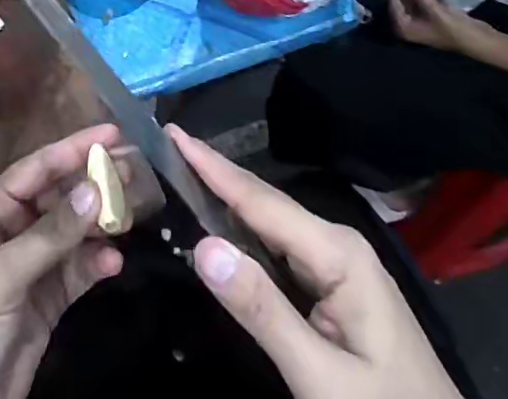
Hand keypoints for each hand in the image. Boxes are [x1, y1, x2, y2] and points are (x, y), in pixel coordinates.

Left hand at [0, 124, 124, 398]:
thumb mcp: (0, 275)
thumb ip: (51, 233)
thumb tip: (97, 188)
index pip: (34, 170)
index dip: (72, 149)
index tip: (112, 133)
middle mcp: (9, 235)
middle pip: (58, 199)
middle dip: (93, 184)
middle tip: (133, 168)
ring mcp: (28, 271)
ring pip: (72, 235)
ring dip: (100, 225)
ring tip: (132, 215)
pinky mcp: (43, 305)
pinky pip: (75, 273)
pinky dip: (95, 265)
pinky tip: (114, 263)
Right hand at [170, 125, 464, 398]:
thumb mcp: (321, 375)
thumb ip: (263, 311)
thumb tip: (203, 245)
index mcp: (338, 251)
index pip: (261, 201)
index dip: (213, 167)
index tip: (173, 133)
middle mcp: (336, 243)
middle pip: (265, 202)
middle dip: (216, 172)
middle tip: (170, 144)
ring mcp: (336, 262)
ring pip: (270, 222)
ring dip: (226, 197)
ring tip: (183, 171)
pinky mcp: (331, 284)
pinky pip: (279, 248)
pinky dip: (243, 229)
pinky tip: (219, 222)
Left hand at [388, 0, 500, 56]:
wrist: (479, 40)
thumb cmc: (453, 28)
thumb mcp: (432, 8)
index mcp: (404, 27)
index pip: (393, 1)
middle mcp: (408, 26)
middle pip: (402, 1)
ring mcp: (420, 22)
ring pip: (412, 1)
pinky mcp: (431, 18)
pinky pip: (422, 2)